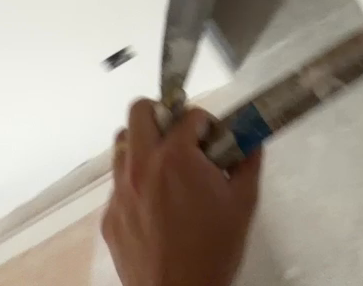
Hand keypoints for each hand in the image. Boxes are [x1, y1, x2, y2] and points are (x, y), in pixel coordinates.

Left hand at [103, 100, 263, 285]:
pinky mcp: (110, 218)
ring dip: (144, 145)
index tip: (214, 137)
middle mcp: (142, 166)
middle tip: (180, 134)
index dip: (206, 122)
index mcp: (176, 157)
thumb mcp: (244, 201)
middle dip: (163, 113)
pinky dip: (135, 182)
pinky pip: (118, 184)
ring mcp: (120, 192)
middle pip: (140, 111)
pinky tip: (155, 204)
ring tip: (165, 166)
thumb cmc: (213, 251)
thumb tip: (252, 140)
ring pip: (122, 145)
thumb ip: (249, 161)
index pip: (190, 114)